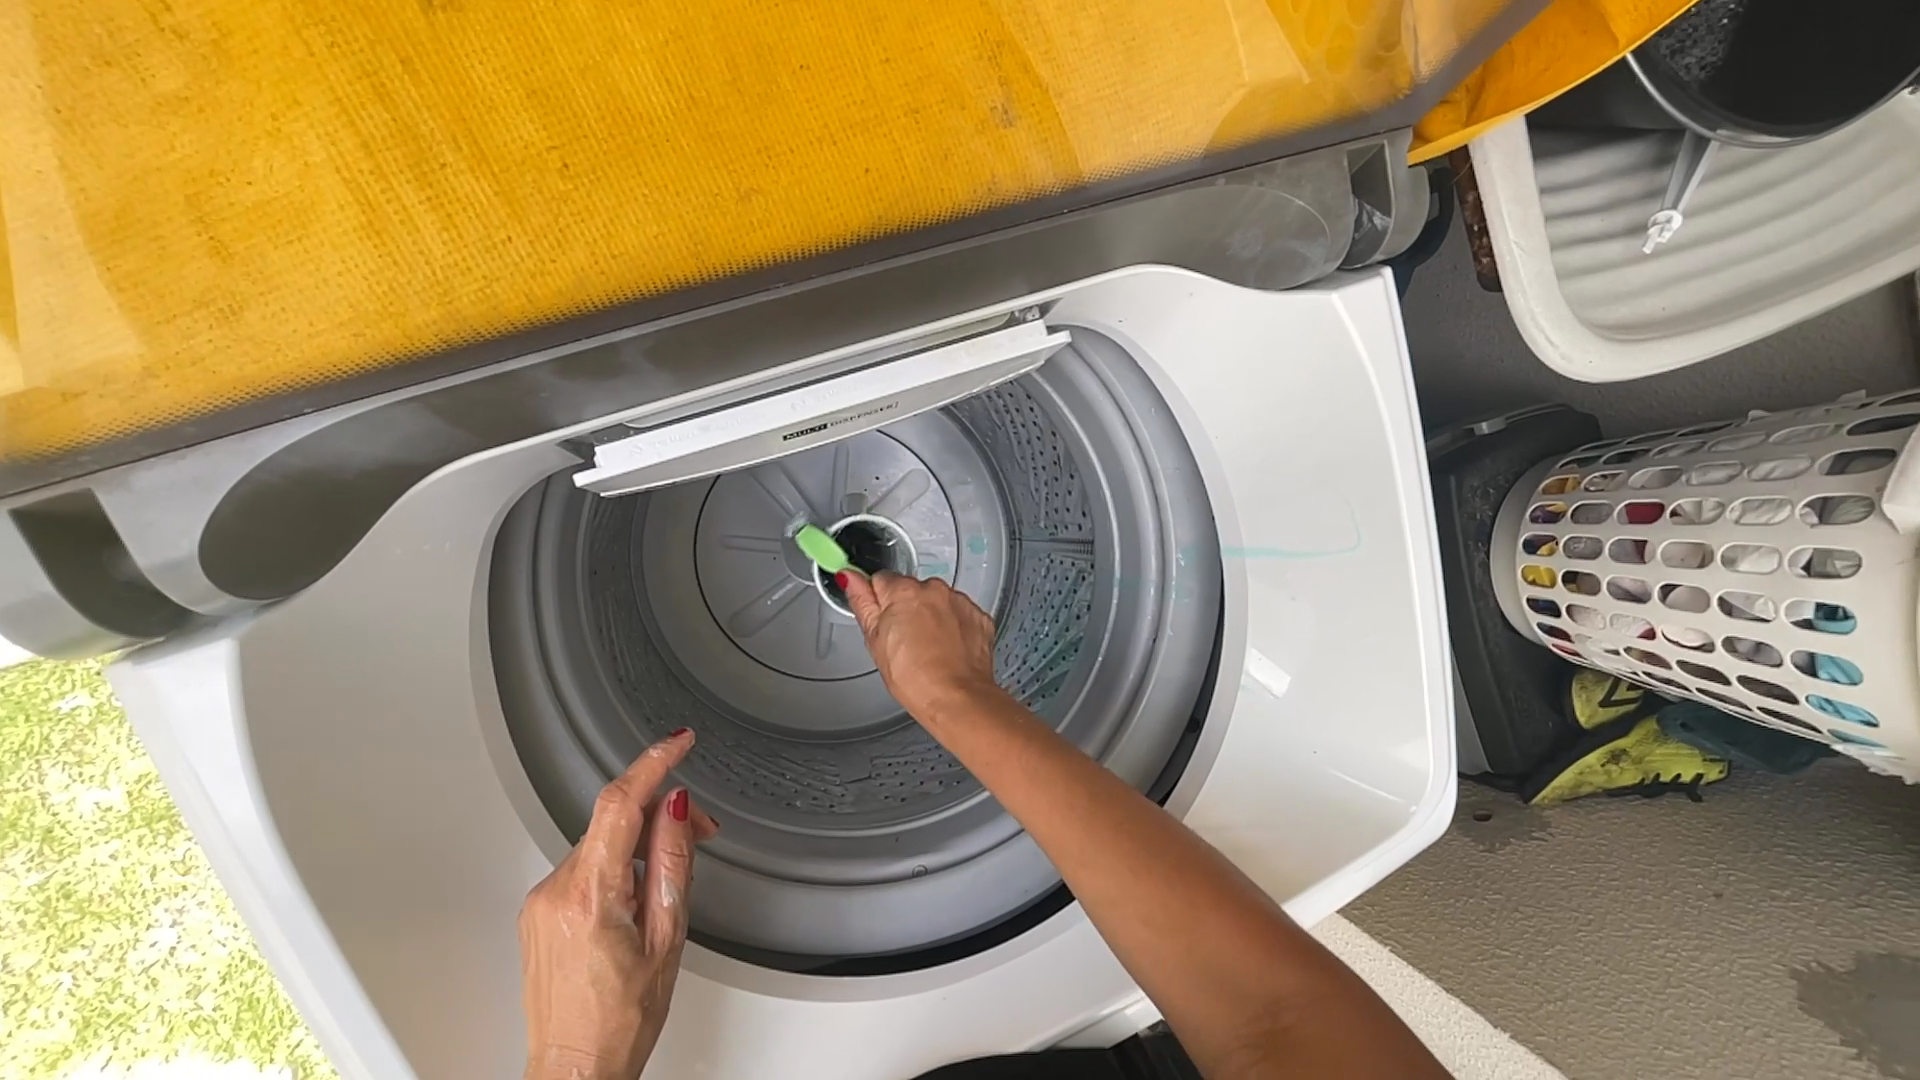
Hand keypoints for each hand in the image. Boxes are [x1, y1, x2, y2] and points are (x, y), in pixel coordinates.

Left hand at [518, 730, 719, 1079]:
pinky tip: (643, 886)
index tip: (679, 741)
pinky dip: (621, 860)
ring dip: (643, 839)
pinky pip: (587, 863)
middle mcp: (555, 890)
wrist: (573, 1070)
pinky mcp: (540, 910)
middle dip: (663, 813)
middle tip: (703, 830)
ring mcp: (542, 900)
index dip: (654, 763)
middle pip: (615, 820)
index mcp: (590, 895)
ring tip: (675, 869)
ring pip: (602, 840)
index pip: (621, 804)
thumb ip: (672, 861)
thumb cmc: (622, 1019)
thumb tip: (675, 806)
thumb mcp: (668, 935)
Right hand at [840, 571, 1003, 722]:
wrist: (957, 698)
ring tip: (927, 650)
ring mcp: (959, 602)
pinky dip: (955, 627)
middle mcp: (934, 590)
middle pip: (912, 590)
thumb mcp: (874, 640)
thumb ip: (862, 602)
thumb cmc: (916, 677)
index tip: (882, 621)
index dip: (878, 603)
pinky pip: (961, 614)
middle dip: (906, 609)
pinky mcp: (979, 617)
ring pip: (938, 601)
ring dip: (932, 617)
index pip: (881, 580)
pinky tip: (947, 650)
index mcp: (904, 591)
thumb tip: (850, 578)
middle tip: (904, 642)